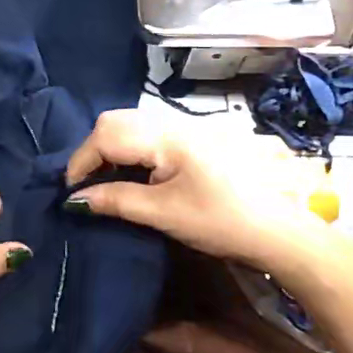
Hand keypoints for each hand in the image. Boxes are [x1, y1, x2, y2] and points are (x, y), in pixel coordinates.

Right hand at [64, 110, 352, 278]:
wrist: (279, 231)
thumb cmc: (222, 222)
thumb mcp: (163, 214)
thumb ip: (115, 201)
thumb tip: (73, 201)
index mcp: (168, 136)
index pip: (105, 135)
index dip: (81, 162)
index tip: (72, 194)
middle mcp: (175, 122)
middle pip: (115, 121)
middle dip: (93, 152)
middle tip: (88, 187)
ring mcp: (188, 128)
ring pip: (131, 125)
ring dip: (111, 151)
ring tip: (107, 184)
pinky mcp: (195, 139)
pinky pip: (149, 134)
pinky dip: (131, 152)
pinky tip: (134, 177)